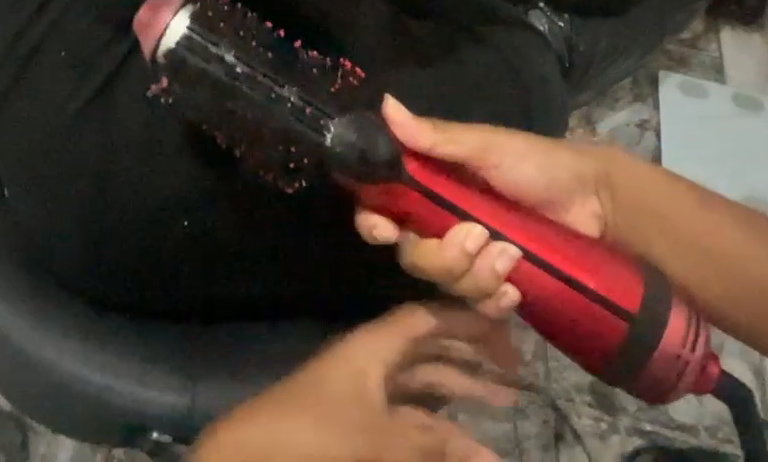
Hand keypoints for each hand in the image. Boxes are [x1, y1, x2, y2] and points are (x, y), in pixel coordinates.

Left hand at [191, 303, 521, 461]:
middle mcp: (368, 362)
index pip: (424, 319)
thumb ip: (432, 442)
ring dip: (460, 395)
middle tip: (517, 373)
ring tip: (506, 406)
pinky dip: (435, 428)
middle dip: (470, 358)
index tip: (507, 328)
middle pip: (426, 350)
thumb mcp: (381, 439)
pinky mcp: (353, 426)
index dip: (464, 320)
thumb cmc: (317, 437)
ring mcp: (359, 395)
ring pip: (419, 387)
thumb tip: (485, 455)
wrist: (250, 458)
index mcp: (371, 348)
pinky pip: (405, 418)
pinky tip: (465, 445)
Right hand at [356, 98, 619, 313]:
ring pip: (445, 284)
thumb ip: (435, 137)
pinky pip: (478, 307)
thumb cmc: (537, 164)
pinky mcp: (497, 285)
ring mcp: (469, 259)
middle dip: (440, 255)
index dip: (374, 223)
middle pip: (411, 255)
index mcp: (427, 188)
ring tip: (513, 255)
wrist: (598, 202)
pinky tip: (517, 289)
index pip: (381, 210)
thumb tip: (385, 102)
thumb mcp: (485, 146)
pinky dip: (495, 301)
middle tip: (478, 237)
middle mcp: (439, 225)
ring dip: (476, 275)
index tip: (386, 230)